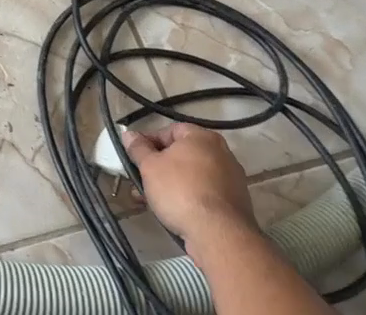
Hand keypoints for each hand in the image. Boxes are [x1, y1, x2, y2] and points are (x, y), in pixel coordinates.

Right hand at [122, 123, 256, 245]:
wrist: (218, 235)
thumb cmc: (180, 191)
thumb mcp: (150, 166)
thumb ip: (138, 148)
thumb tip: (130, 135)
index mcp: (203, 137)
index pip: (170, 131)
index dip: (149, 142)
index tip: (135, 156)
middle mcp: (223, 154)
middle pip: (183, 155)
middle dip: (159, 168)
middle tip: (142, 180)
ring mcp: (232, 181)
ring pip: (193, 177)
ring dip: (172, 185)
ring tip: (152, 201)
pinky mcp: (236, 205)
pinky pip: (205, 195)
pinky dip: (189, 200)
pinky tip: (173, 213)